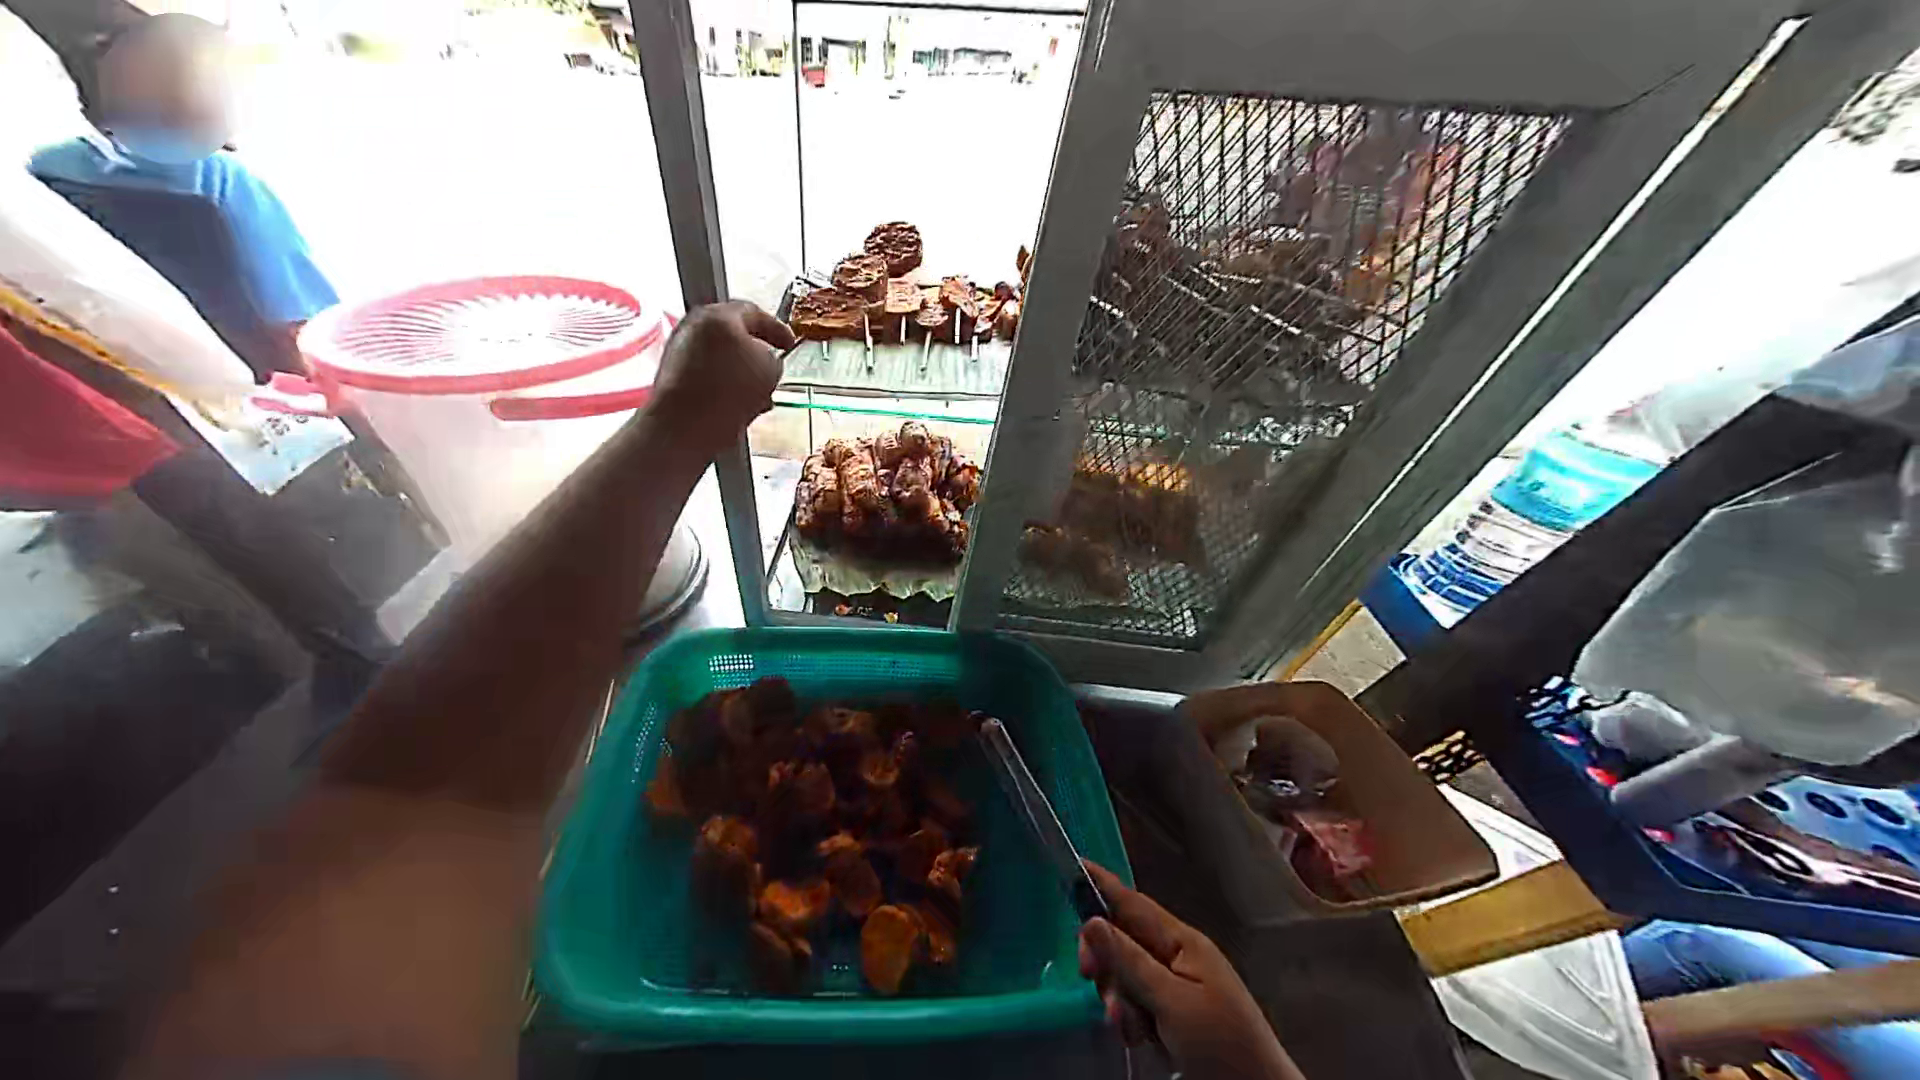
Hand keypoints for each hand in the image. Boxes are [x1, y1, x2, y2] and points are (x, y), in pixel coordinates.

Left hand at [650, 301, 795, 450]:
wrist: (687, 424)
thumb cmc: (729, 390)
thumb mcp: (770, 369)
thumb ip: (773, 358)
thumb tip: (768, 362)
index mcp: (718, 316)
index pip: (753, 312)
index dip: (777, 328)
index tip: (788, 342)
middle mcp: (694, 327)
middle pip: (734, 334)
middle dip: (757, 353)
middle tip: (774, 368)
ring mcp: (680, 352)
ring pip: (721, 357)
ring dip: (743, 374)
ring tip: (759, 396)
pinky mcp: (674, 377)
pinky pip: (708, 376)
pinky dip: (726, 386)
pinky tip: (740, 407)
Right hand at [1079, 861, 1305, 1079]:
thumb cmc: (1222, 1046)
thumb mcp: (1172, 1003)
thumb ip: (1130, 961)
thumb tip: (1092, 920)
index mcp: (1182, 942)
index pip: (1133, 903)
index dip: (1104, 885)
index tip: (1076, 864)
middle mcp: (1176, 956)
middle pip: (1123, 941)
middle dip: (1105, 961)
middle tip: (1090, 980)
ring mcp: (1176, 986)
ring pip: (1126, 975)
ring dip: (1119, 998)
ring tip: (1130, 1029)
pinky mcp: (1174, 1015)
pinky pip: (1137, 1002)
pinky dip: (1131, 1018)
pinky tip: (1138, 1038)